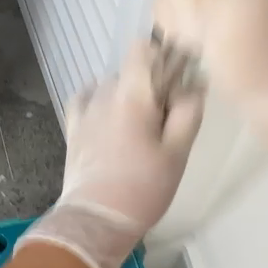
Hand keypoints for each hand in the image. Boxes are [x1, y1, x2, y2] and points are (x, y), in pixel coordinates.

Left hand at [18, 41, 204, 267]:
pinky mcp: (72, 126)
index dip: (161, 55)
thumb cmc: (144, 186)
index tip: (175, 78)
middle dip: (149, 84)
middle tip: (165, 116)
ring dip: (126, 96)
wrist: (97, 218)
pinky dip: (99, 101)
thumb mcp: (178, 152)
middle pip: (130, 71)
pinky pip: (86, 99)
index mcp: (133, 94)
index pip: (142, 49)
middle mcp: (105, 92)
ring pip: (110, 86)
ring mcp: (85, 109)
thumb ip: (188, 112)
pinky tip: (109, 118)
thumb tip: (195, 83)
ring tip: (138, 128)